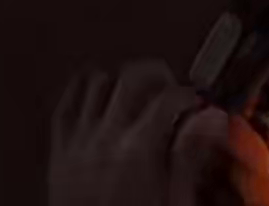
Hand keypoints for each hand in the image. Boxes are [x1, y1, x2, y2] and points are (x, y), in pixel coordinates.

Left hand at [48, 61, 227, 205]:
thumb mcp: (174, 205)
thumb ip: (191, 158)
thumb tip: (210, 120)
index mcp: (137, 152)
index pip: (169, 97)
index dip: (188, 95)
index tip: (196, 105)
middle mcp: (106, 140)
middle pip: (133, 77)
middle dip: (157, 75)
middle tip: (170, 89)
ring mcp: (79, 146)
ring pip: (99, 84)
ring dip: (121, 84)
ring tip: (137, 95)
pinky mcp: (58, 158)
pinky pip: (66, 107)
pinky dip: (83, 95)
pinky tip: (98, 98)